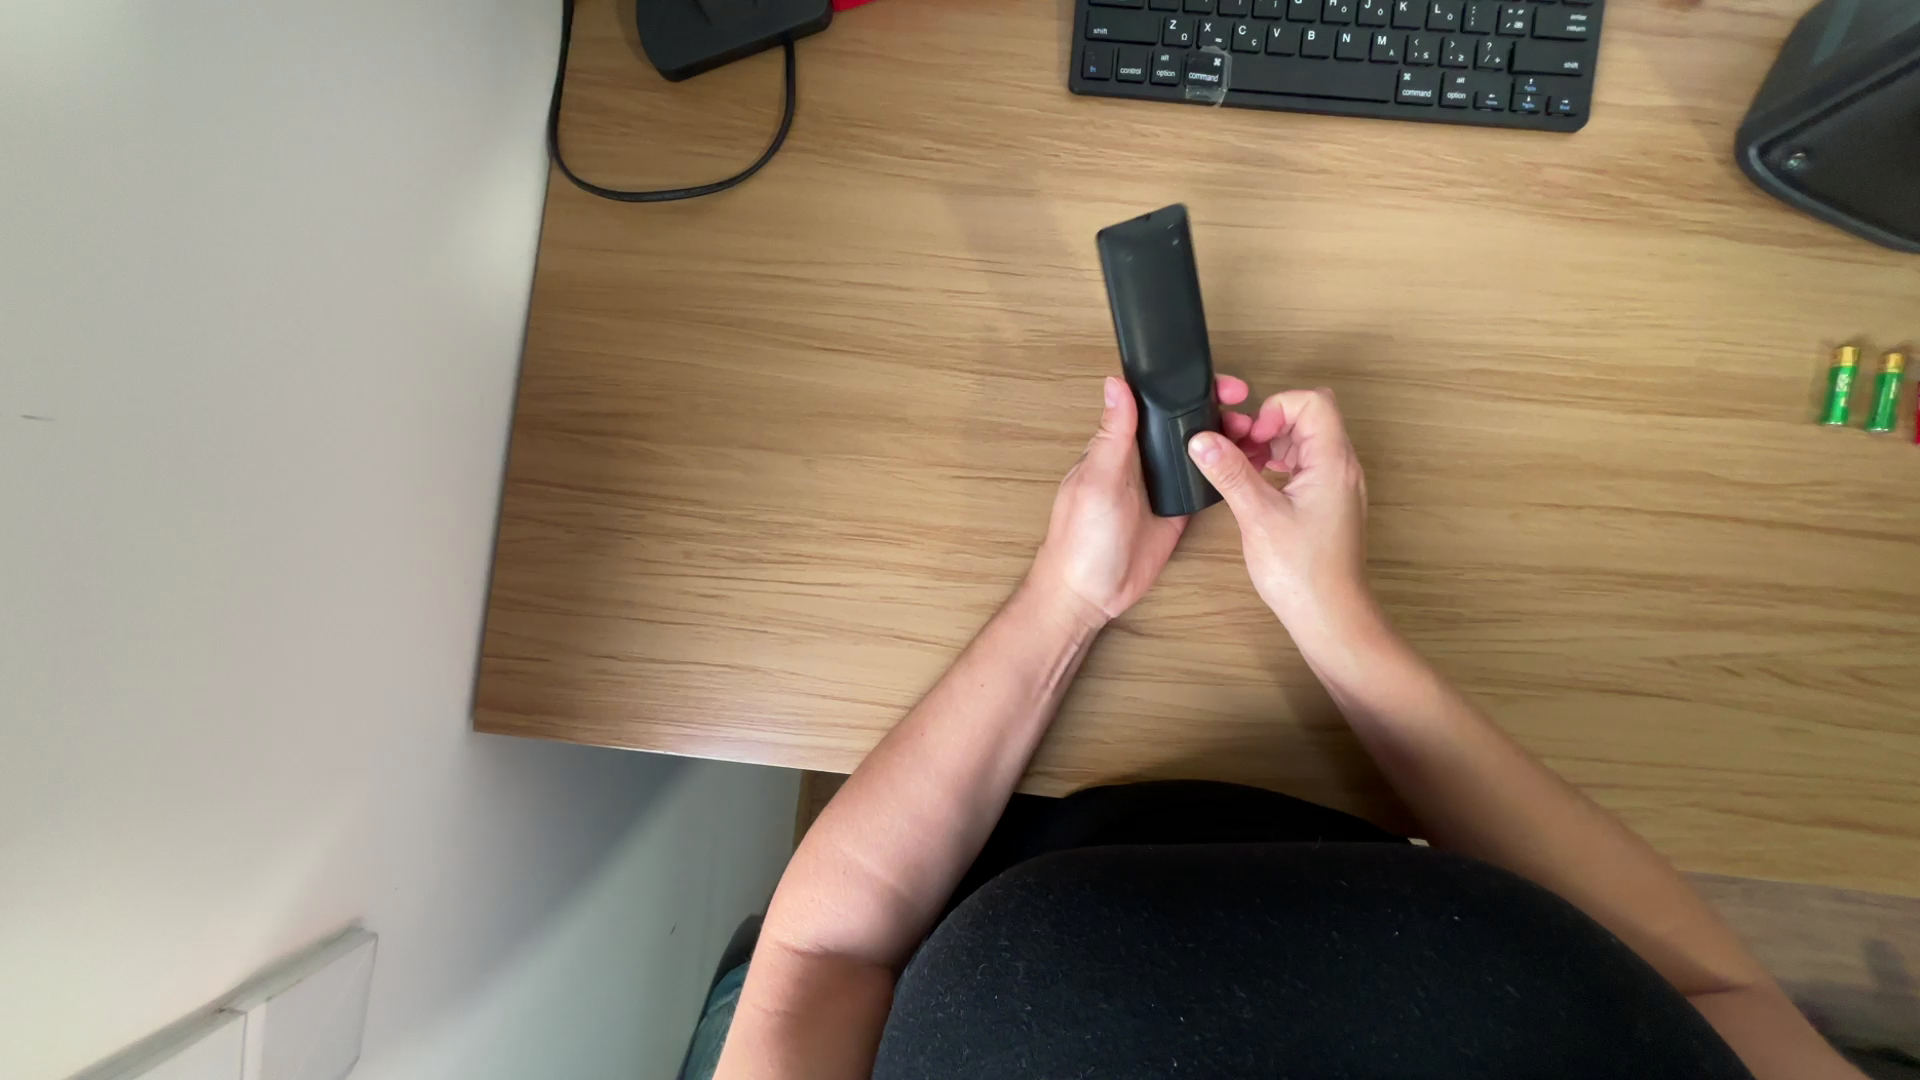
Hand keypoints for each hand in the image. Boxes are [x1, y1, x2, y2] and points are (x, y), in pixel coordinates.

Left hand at [1029, 373, 1250, 627]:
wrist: (1091, 592)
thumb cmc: (1080, 538)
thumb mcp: (1097, 480)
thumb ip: (1112, 435)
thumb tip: (1114, 384)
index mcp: (1116, 446)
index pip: (1150, 403)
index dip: (1180, 386)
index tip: (1214, 379)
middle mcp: (1139, 460)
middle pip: (1179, 422)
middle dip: (1212, 407)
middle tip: (1244, 404)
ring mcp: (1160, 484)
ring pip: (1196, 449)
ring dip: (1222, 436)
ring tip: (1255, 429)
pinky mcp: (1176, 509)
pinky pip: (1203, 482)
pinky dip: (1224, 470)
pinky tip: (1247, 460)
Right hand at [1185, 388, 1375, 636]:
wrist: (1328, 615)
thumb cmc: (1301, 571)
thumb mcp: (1258, 515)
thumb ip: (1230, 472)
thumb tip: (1202, 439)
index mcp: (1332, 462)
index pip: (1312, 401)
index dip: (1275, 409)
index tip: (1250, 439)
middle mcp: (1341, 467)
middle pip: (1309, 416)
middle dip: (1269, 423)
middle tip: (1239, 450)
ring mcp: (1337, 485)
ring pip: (1305, 440)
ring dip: (1271, 444)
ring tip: (1241, 468)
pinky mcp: (1327, 502)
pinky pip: (1304, 465)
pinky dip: (1278, 464)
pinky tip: (1255, 487)